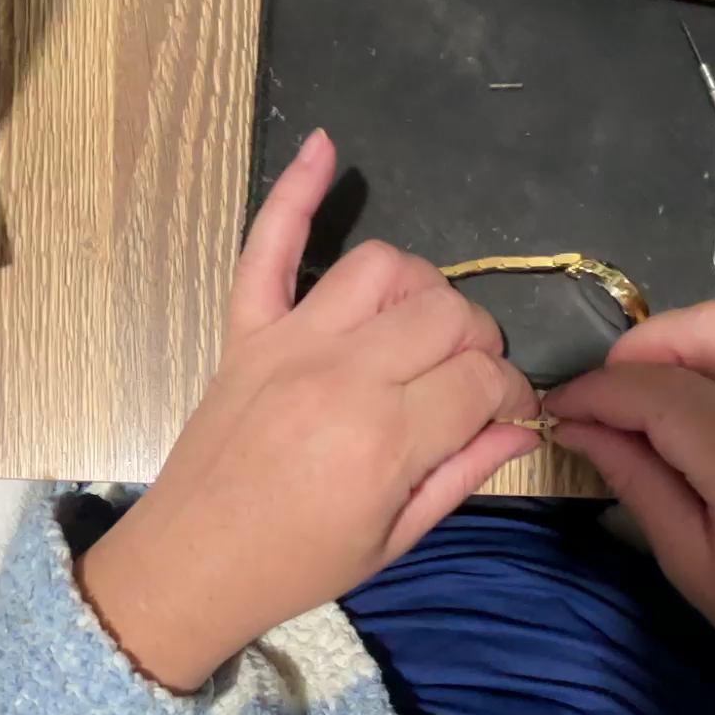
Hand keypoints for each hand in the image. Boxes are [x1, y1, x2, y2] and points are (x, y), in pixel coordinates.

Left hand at [77, 131, 539, 694]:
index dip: (509, 395)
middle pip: (447, 314)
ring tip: (418, 332)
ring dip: (421, 290)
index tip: (502, 416)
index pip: (483, 379)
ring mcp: (289, 344)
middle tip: (464, 385)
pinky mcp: (245, 332)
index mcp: (386, 441)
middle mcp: (344, 376)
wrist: (191, 565)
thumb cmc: (296, 567)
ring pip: (384, 269)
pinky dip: (292, 194)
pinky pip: (267, 248)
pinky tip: (323, 147)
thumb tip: (523, 426)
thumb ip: (461, 475)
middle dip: (477, 345)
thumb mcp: (392, 540)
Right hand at [546, 300, 714, 714]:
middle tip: (606, 398)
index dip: (597, 391)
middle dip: (639, 349)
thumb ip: (633, 480)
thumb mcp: (688, 562)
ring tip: (649, 403)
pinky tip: (710, 417)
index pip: (662, 392)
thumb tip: (576, 426)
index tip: (557, 407)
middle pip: (711, 327)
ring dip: (681, 351)